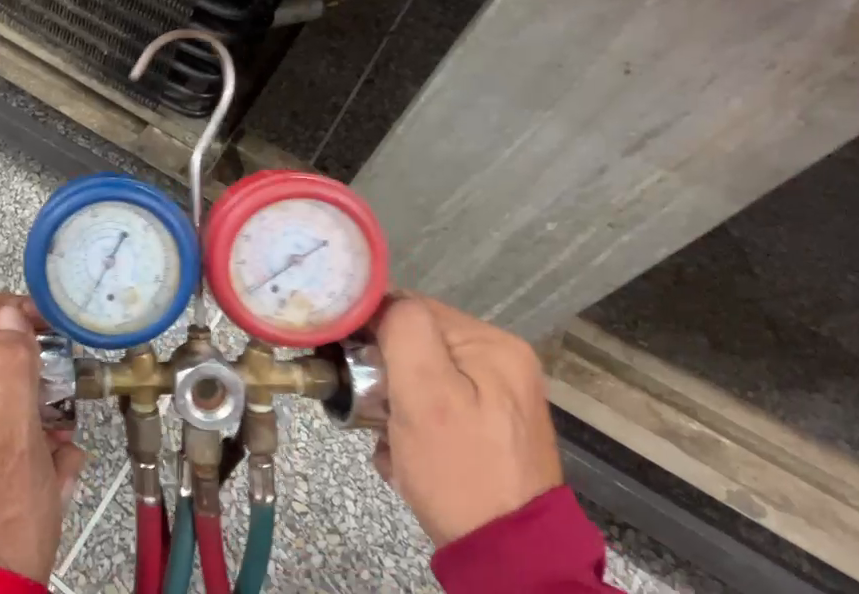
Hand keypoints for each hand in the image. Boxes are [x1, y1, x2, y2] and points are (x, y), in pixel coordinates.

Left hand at [0, 293, 87, 582]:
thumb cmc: (3, 516)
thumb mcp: (13, 436)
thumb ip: (10, 368)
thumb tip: (9, 313)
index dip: (15, 309)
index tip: (54, 329)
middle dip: (35, 365)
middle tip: (65, 391)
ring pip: (7, 386)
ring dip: (42, 404)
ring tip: (63, 437)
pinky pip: (9, 421)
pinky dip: (37, 434)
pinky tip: (57, 464)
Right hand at [370, 294, 562, 547]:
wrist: (507, 557)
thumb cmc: (458, 470)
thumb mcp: (424, 393)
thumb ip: (403, 332)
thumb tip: (382, 302)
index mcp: (492, 344)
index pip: (410, 308)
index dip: (372, 331)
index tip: (351, 365)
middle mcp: (502, 362)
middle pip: (415, 343)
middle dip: (383, 373)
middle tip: (374, 410)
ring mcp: (499, 396)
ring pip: (420, 376)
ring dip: (393, 403)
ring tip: (387, 436)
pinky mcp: (491, 426)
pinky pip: (436, 404)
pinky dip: (413, 422)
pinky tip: (405, 450)